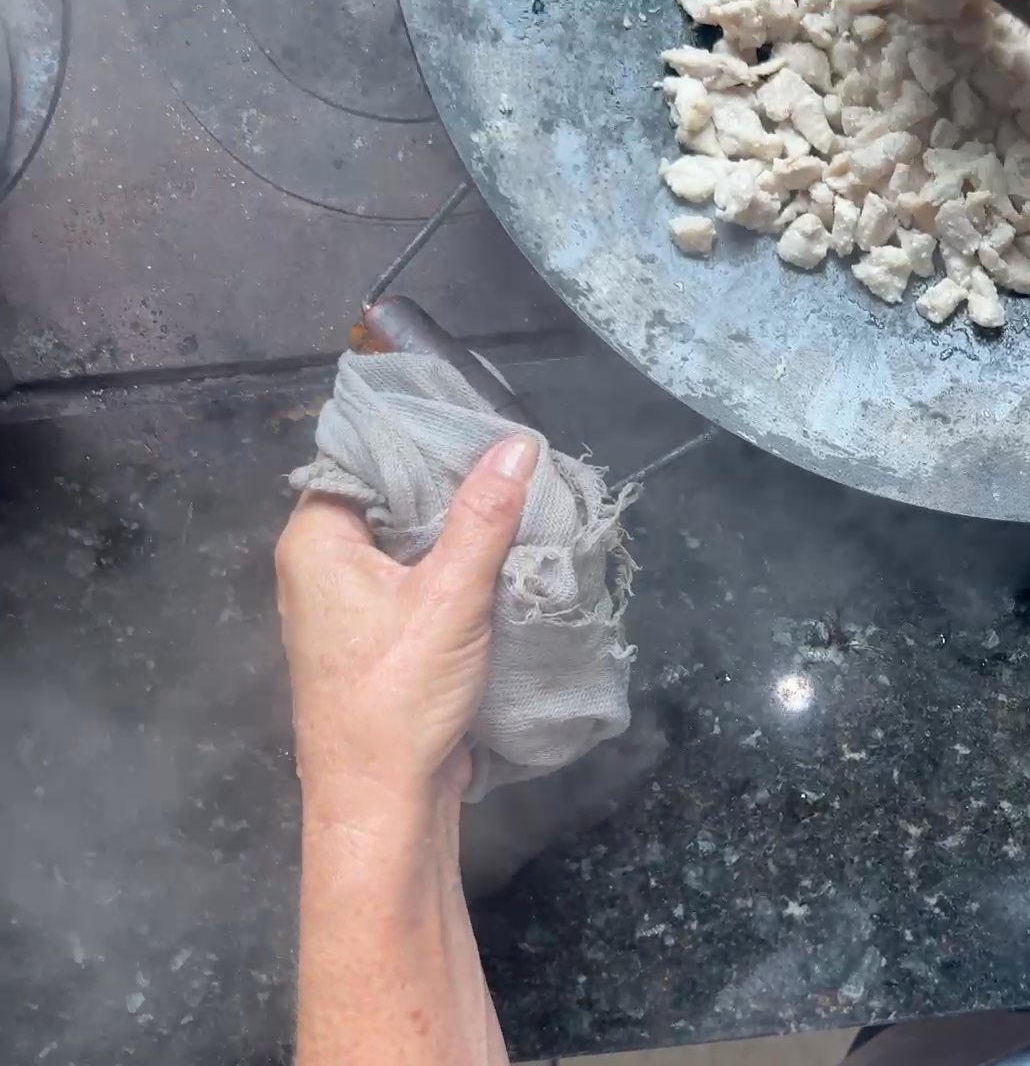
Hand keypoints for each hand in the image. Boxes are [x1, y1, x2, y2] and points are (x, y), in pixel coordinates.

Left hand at [275, 435, 537, 808]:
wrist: (388, 791)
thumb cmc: (401, 689)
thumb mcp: (450, 595)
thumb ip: (485, 517)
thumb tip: (519, 444)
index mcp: (318, 543)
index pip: (363, 462)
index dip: (419, 440)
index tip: (482, 426)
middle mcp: (327, 565)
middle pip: (392, 499)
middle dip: (454, 481)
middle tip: (519, 459)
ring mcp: (356, 599)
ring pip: (413, 538)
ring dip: (464, 523)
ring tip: (524, 496)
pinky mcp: (387, 628)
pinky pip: (425, 572)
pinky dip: (464, 558)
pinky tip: (509, 551)